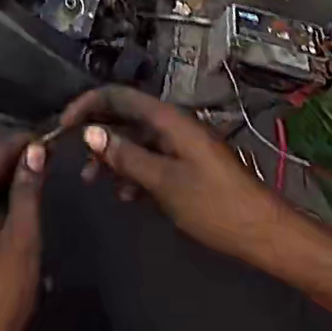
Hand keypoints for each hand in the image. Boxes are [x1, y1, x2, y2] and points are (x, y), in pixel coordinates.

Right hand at [58, 86, 288, 266]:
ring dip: (112, 157)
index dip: (86, 105)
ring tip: (94, 182)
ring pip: (133, 139)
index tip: (64, 127)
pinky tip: (125, 196)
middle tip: (75, 158)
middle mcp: (171, 123)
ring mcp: (179, 144)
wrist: (267, 235)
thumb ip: (124, 155)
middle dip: (96, 134)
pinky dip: (132, 172)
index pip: (116, 95)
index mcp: (166, 118)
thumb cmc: (215, 205)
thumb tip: (89, 133)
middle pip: (122, 115)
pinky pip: (149, 157)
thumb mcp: (163, 182)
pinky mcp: (186, 164)